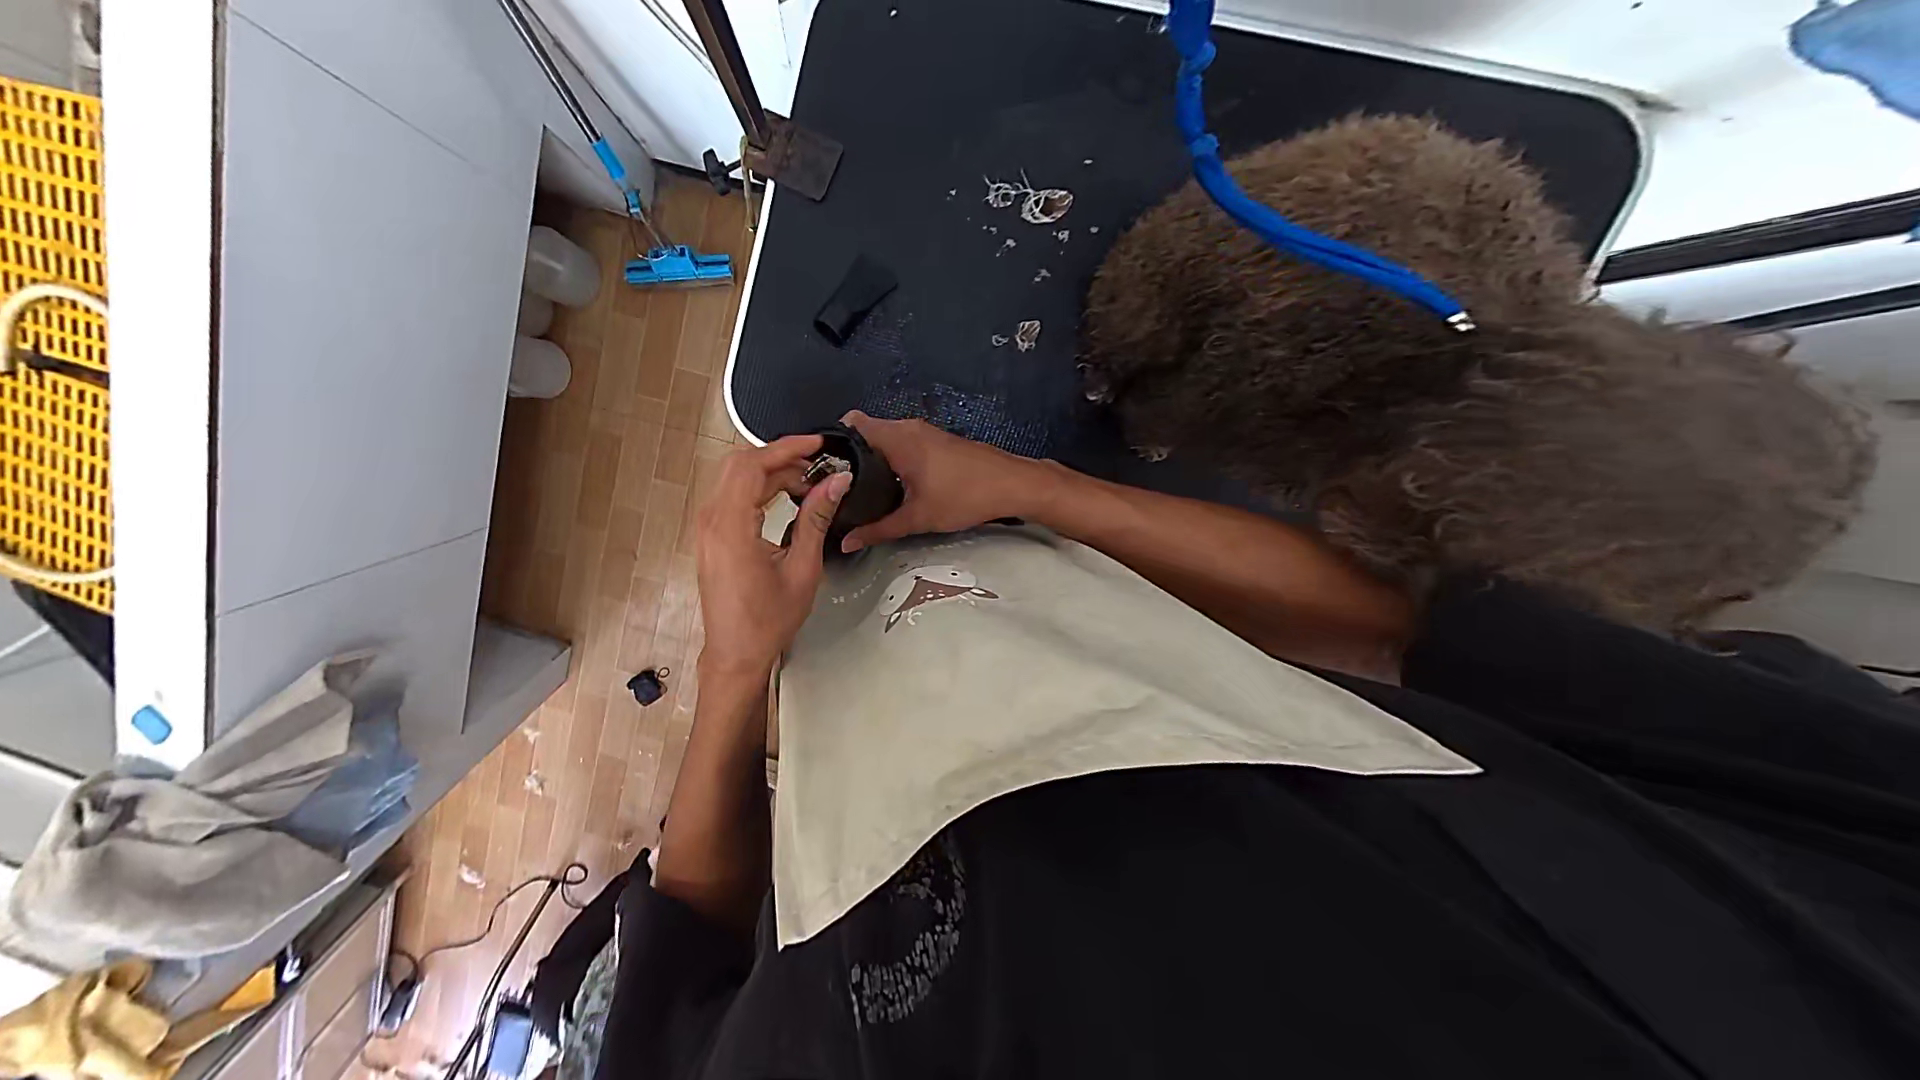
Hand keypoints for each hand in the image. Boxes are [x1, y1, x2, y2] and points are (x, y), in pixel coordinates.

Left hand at [694, 435, 851, 677]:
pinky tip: (787, 498)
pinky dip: (760, 489)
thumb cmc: (768, 620)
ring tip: (809, 485)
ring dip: (772, 474)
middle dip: (781, 458)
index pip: (752, 466)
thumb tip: (836, 483)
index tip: (817, 444)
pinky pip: (733, 496)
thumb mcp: (802, 568)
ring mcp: (707, 529)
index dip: (786, 448)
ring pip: (736, 478)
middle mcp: (711, 522)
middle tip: (817, 466)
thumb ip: (816, 519)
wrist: (736, 652)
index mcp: (731, 528)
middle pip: (740, 465)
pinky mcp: (711, 536)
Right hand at [839, 410, 1056, 552]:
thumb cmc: (964, 496)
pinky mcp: (938, 441)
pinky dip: (893, 458)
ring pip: (887, 438)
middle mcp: (908, 427)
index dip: (834, 441)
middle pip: (867, 431)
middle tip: (839, 485)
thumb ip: (878, 530)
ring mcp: (925, 431)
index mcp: (897, 438)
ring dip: (874, 458)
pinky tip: (893, 484)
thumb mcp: (918, 518)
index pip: (852, 422)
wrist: (1014, 485)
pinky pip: (904, 443)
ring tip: (861, 488)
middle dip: (851, 455)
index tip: (824, 468)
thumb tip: (846, 543)